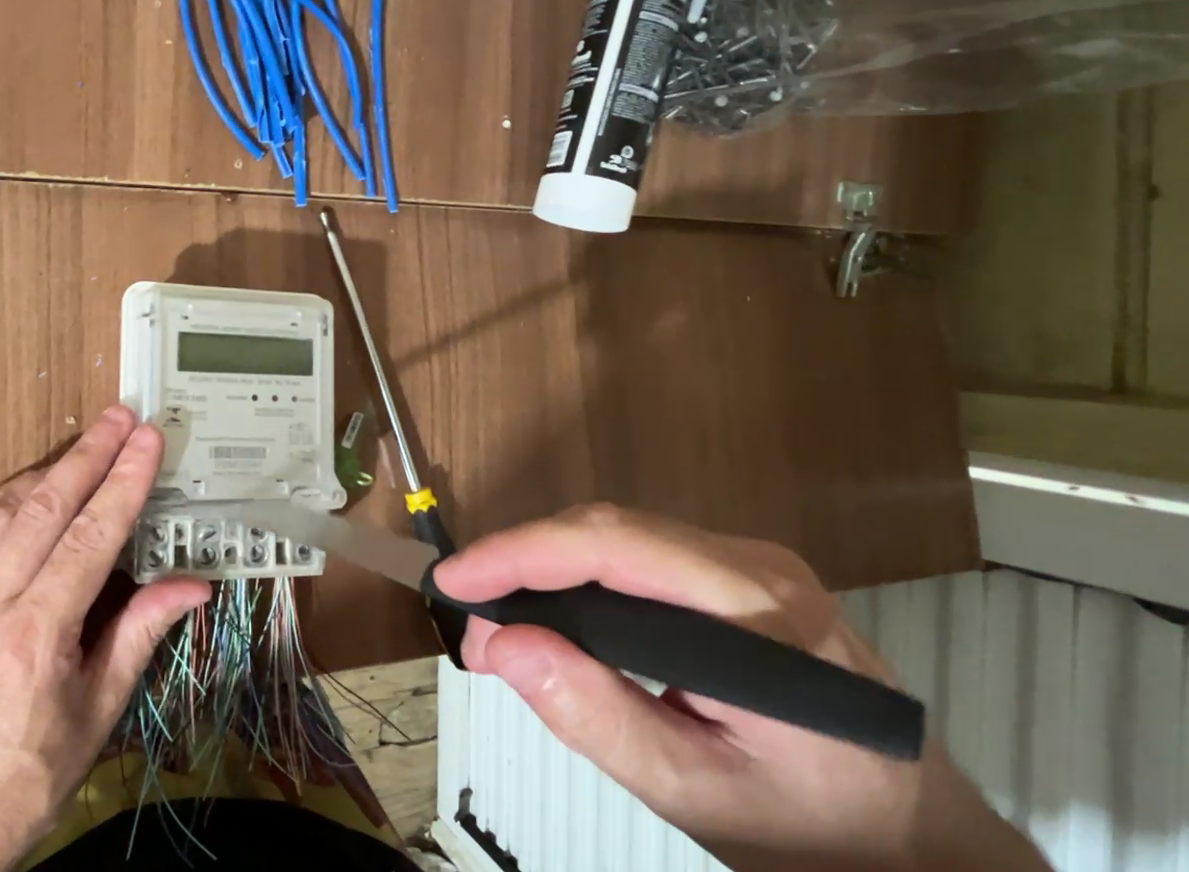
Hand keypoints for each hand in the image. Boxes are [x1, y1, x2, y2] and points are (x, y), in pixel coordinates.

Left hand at [0, 406, 210, 871]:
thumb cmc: (29, 775)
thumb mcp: (97, 712)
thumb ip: (140, 635)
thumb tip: (192, 586)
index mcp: (36, 634)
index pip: (90, 537)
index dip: (123, 482)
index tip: (146, 440)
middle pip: (43, 509)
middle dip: (87, 456)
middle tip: (119, 416)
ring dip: (44, 472)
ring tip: (82, 445)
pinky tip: (20, 492)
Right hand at [433, 505, 1049, 871]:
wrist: (921, 839)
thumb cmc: (815, 829)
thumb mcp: (698, 793)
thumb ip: (598, 718)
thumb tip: (502, 643)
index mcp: (754, 609)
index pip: (612, 549)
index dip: (520, 554)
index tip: (450, 583)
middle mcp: (751, 563)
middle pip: (608, 532)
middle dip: (523, 567)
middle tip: (472, 632)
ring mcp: (748, 565)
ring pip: (616, 539)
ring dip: (545, 574)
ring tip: (501, 631)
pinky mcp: (737, 579)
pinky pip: (637, 560)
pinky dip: (579, 584)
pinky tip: (554, 622)